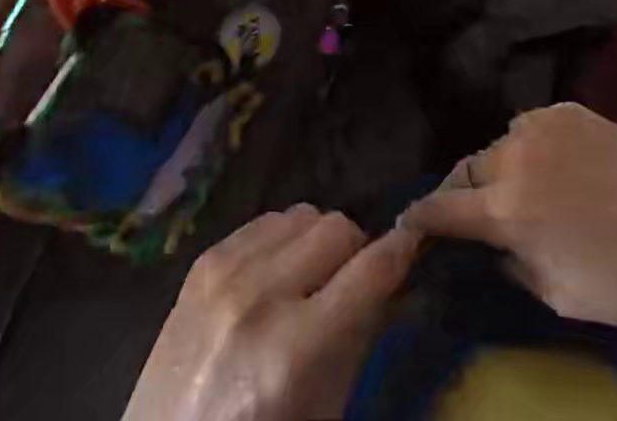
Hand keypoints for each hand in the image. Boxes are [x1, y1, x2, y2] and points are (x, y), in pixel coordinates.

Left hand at [124, 206, 420, 420]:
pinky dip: (282, 240)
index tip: (413, 244)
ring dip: (317, 241)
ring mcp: (226, 273)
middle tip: (349, 281)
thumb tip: (400, 273)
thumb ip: (365, 329)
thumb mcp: (327, 403)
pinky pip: (266, 220)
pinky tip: (274, 273)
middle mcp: (261, 297)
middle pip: (338, 227)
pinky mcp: (203, 262)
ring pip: (304, 214)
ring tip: (308, 277)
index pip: (372, 270)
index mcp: (298, 348)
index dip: (401, 251)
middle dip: (355, 251)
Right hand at [401, 102, 616, 349]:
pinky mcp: (574, 109)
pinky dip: (532, 149)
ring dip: (500, 168)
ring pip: (500, 144)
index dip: (419, 219)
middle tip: (476, 217)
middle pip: (466, 168)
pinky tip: (560, 170)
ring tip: (525, 192)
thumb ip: (510, 260)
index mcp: (507, 208)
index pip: (438, 207)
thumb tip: (492, 241)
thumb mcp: (558, 296)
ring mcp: (546, 123)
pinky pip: (533, 129)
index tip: (409, 226)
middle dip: (463, 193)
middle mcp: (515, 154)